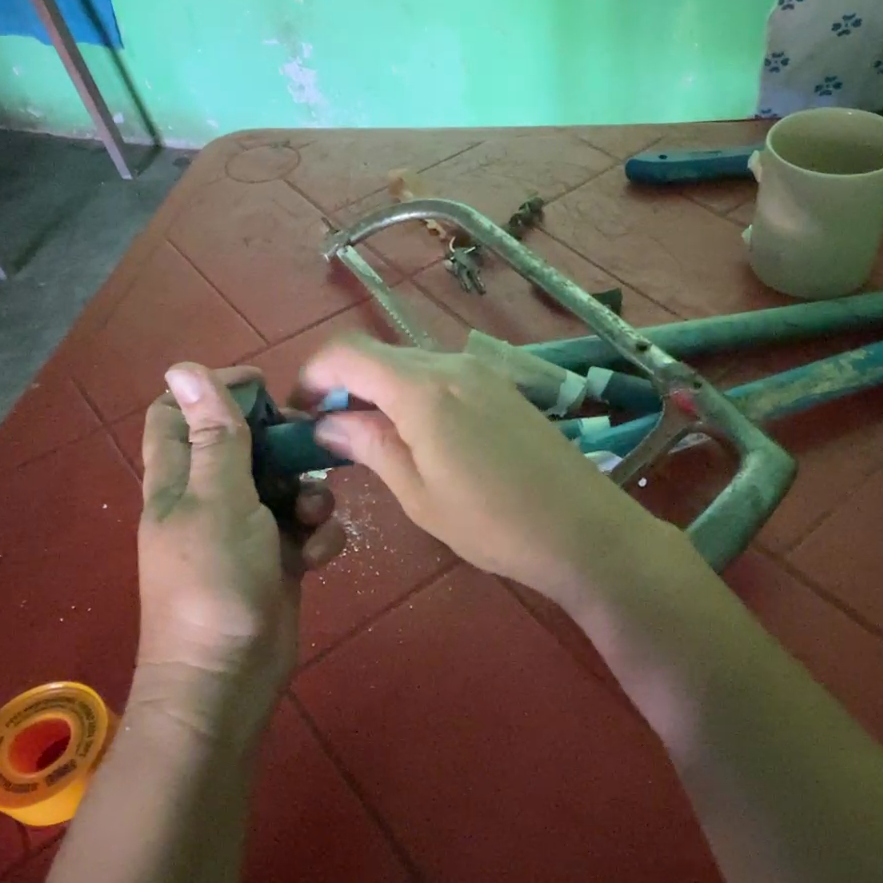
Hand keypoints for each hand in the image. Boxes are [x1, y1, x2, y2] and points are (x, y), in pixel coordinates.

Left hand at [135, 364, 343, 710]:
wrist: (230, 676)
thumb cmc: (216, 582)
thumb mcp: (219, 500)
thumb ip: (214, 436)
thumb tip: (184, 366)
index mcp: (177, 480)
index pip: (179, 413)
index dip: (216, 392)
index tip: (266, 389)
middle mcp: (208, 500)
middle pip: (243, 446)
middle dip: (280, 445)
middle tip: (309, 448)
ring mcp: (244, 533)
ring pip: (282, 486)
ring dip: (307, 494)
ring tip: (313, 515)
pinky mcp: (276, 561)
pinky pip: (302, 530)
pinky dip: (315, 537)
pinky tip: (317, 557)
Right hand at [299, 335, 674, 607]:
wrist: (583, 529)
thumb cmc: (494, 525)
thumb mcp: (419, 495)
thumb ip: (370, 446)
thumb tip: (327, 422)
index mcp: (423, 389)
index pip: (347, 353)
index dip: (312, 374)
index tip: (300, 413)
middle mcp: (453, 365)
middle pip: (380, 355)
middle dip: (346, 385)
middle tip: (331, 434)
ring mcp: (486, 373)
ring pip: (413, 366)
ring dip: (383, 392)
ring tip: (374, 441)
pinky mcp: (506, 388)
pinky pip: (446, 379)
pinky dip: (418, 396)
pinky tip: (421, 438)